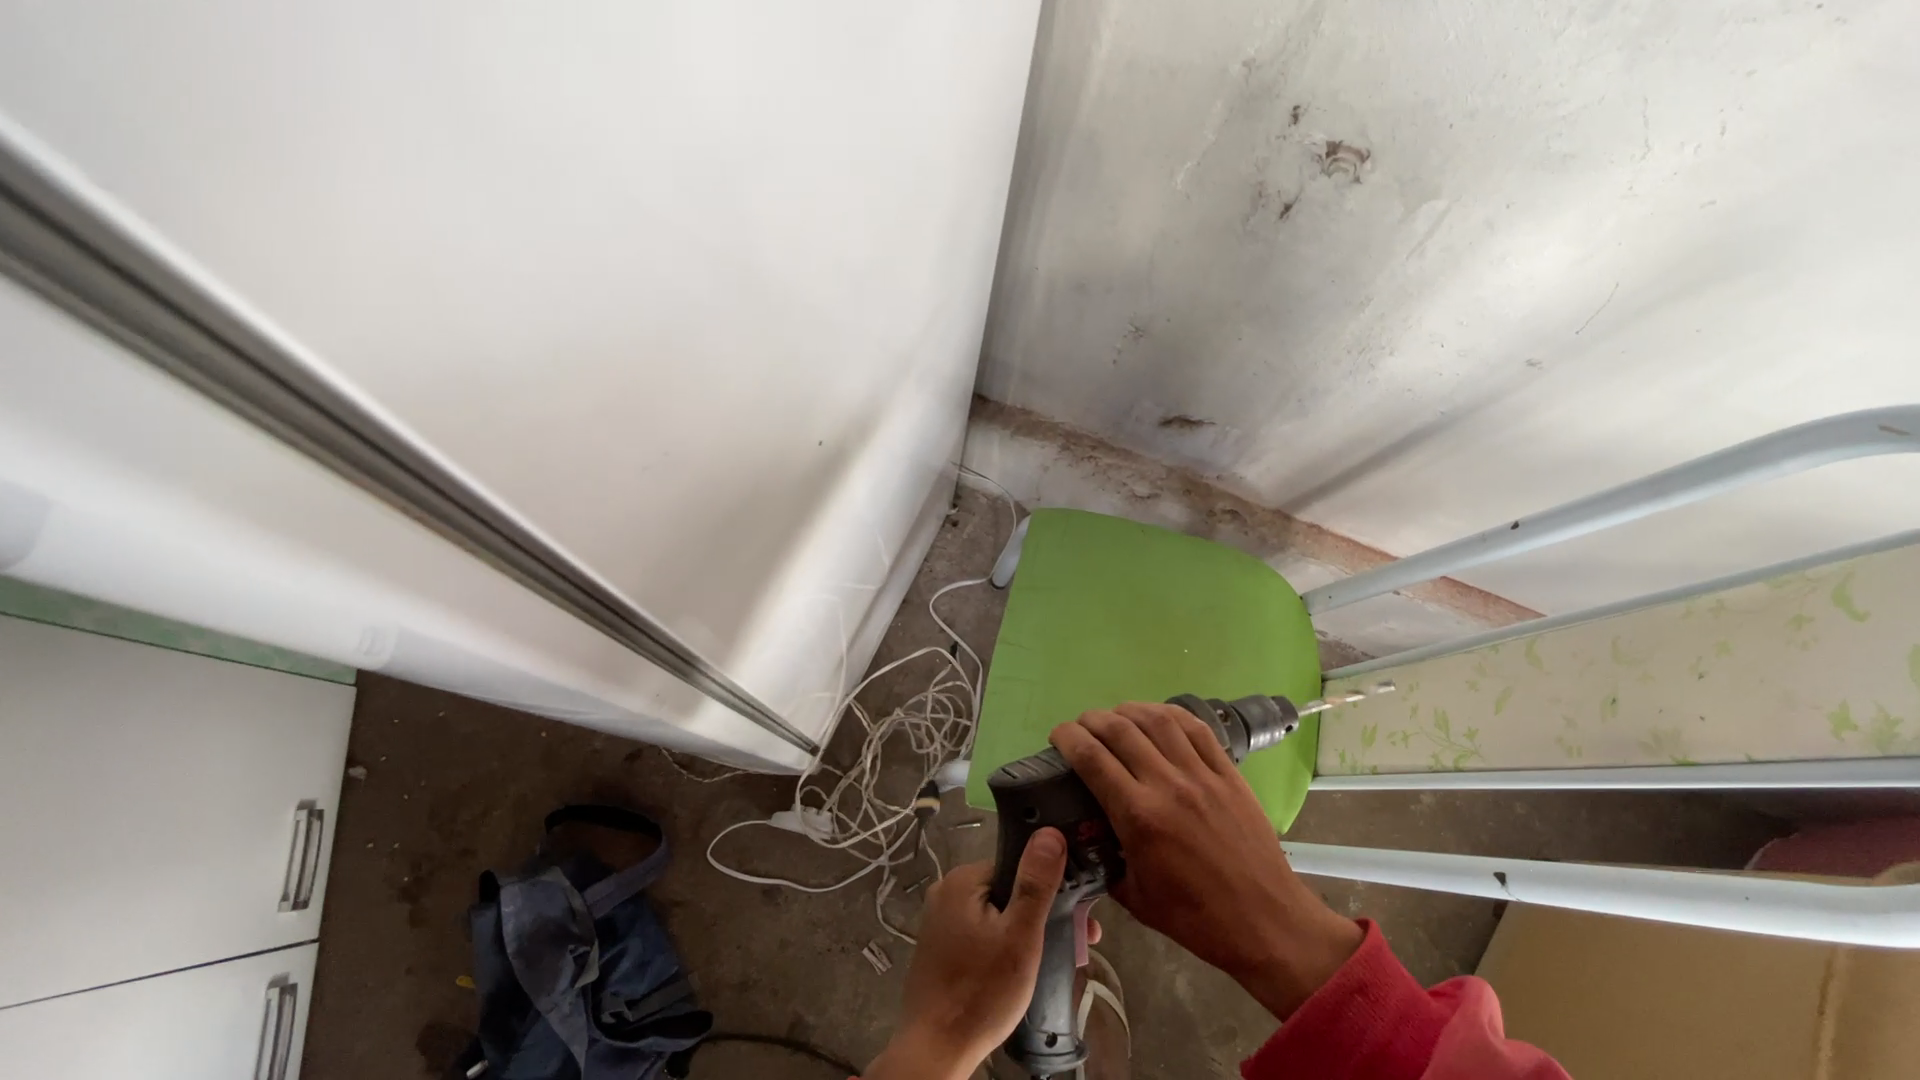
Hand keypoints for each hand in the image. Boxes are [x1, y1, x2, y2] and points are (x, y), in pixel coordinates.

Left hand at [865, 828, 1070, 1079]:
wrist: (937, 1050)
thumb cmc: (981, 992)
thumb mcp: (1020, 936)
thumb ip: (1035, 883)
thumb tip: (1050, 832)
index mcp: (961, 880)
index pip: (1016, 866)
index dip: (1049, 887)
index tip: (1078, 913)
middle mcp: (946, 893)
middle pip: (1008, 890)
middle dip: (1043, 912)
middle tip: (1079, 941)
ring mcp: (940, 922)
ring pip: (997, 915)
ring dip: (1026, 932)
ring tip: (1058, 958)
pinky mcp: (941, 948)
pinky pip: (982, 934)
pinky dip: (1005, 946)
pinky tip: (1023, 969)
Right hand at [1051, 703, 1362, 1018]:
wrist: (1264, 921)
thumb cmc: (1195, 918)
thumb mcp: (1133, 897)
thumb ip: (1106, 861)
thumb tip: (1089, 841)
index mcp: (1138, 817)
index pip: (1092, 758)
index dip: (1068, 738)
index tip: (1057, 736)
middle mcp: (1167, 785)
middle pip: (1120, 730)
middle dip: (1091, 720)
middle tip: (1080, 726)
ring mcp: (1201, 775)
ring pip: (1157, 720)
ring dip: (1128, 710)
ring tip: (1114, 715)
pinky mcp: (1228, 774)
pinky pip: (1196, 729)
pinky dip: (1171, 714)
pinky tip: (1157, 716)